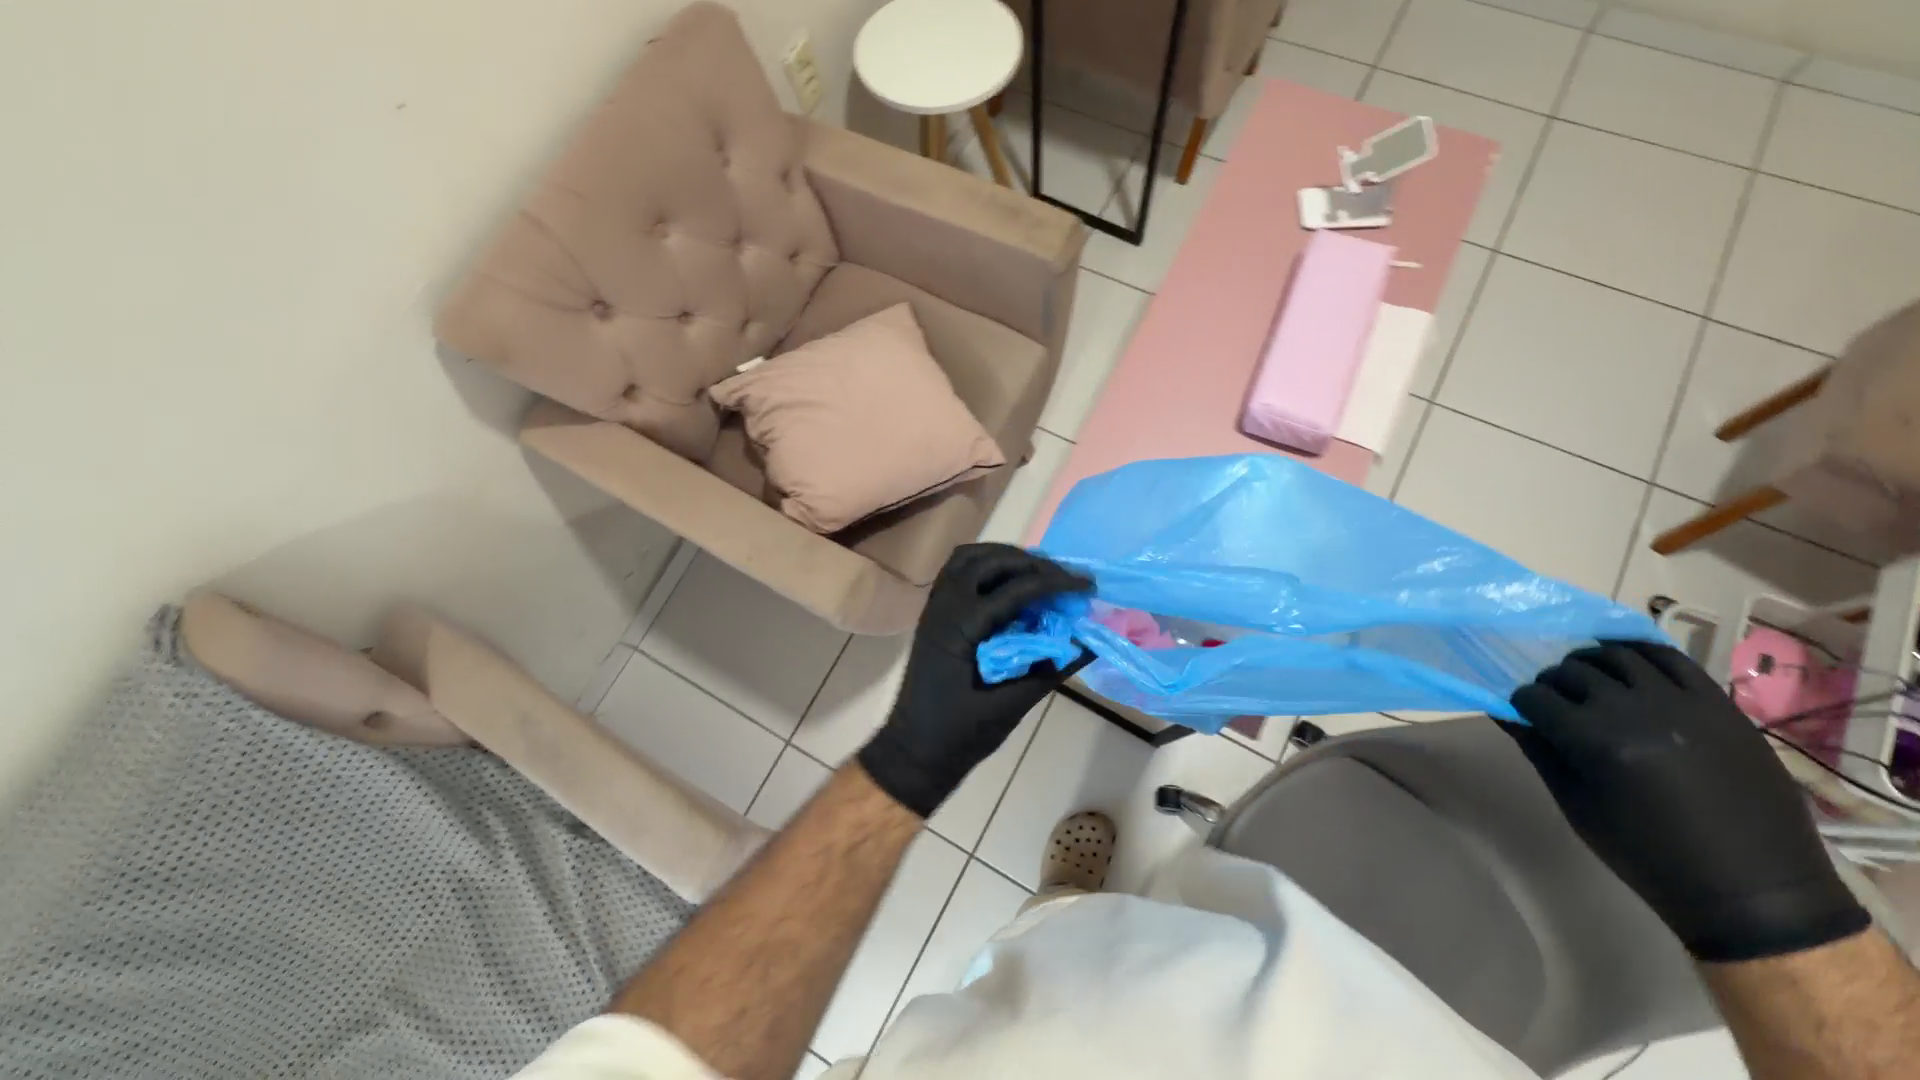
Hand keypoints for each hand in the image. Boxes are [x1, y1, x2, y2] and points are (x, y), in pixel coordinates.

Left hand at [858, 544, 1093, 817]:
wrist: (913, 751)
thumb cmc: (960, 735)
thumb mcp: (1011, 705)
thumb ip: (1051, 669)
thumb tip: (1089, 641)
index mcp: (960, 629)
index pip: (1014, 589)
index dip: (1055, 583)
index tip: (1087, 586)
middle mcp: (943, 607)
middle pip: (990, 562)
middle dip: (1033, 564)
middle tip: (1068, 579)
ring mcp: (934, 607)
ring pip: (970, 558)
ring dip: (1007, 558)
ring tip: (1042, 573)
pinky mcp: (934, 613)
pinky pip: (958, 571)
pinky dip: (987, 565)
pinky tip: (1011, 581)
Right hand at [1506, 640, 1868, 962]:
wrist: (1751, 886)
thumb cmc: (1649, 855)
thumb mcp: (1579, 808)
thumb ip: (1541, 752)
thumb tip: (1507, 713)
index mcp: (1596, 743)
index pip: (1535, 697)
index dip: (1521, 703)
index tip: (1524, 713)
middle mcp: (1636, 711)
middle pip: (1573, 671)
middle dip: (1553, 682)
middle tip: (1555, 701)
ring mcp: (1683, 703)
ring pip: (1618, 656)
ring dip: (1593, 664)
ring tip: (1592, 683)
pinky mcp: (1719, 704)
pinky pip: (1672, 659)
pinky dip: (1641, 654)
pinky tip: (1630, 667)